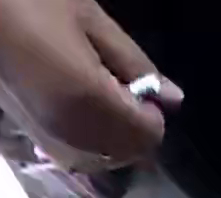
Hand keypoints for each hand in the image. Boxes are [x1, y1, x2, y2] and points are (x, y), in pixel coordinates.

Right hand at [0, 0, 181, 164]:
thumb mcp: (92, 20)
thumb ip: (136, 64)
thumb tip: (175, 99)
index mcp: (94, 102)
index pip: (149, 134)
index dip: (152, 111)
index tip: (136, 79)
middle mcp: (80, 131)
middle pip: (134, 150)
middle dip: (138, 124)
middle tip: (119, 81)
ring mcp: (61, 135)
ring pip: (114, 153)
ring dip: (120, 130)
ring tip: (99, 84)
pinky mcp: (46, 133)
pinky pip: (91, 147)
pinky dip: (100, 132)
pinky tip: (84, 97)